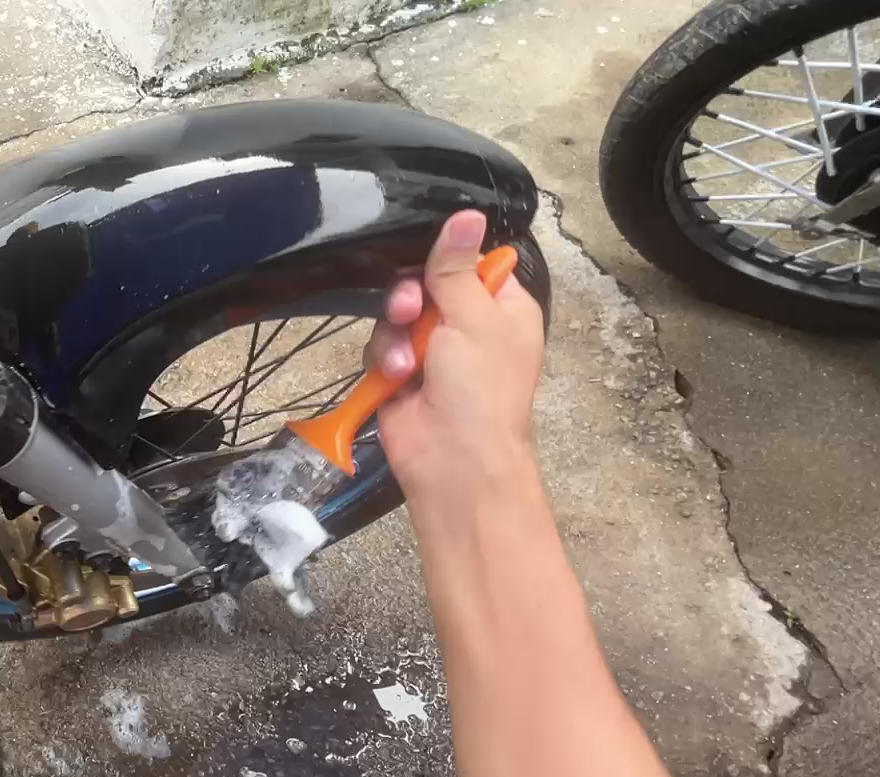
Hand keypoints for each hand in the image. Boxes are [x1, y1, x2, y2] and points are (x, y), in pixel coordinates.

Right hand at [365, 210, 546, 510]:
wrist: (451, 458)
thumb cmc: (479, 390)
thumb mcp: (473, 319)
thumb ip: (456, 269)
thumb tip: (466, 213)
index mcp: (500, 308)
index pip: (470, 265)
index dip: (446, 263)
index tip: (431, 266)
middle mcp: (465, 327)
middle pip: (424, 288)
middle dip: (410, 301)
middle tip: (408, 311)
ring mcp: (430, 353)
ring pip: (395, 318)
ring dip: (394, 336)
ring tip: (403, 361)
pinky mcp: (397, 376)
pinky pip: (379, 348)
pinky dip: (382, 360)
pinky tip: (393, 376)